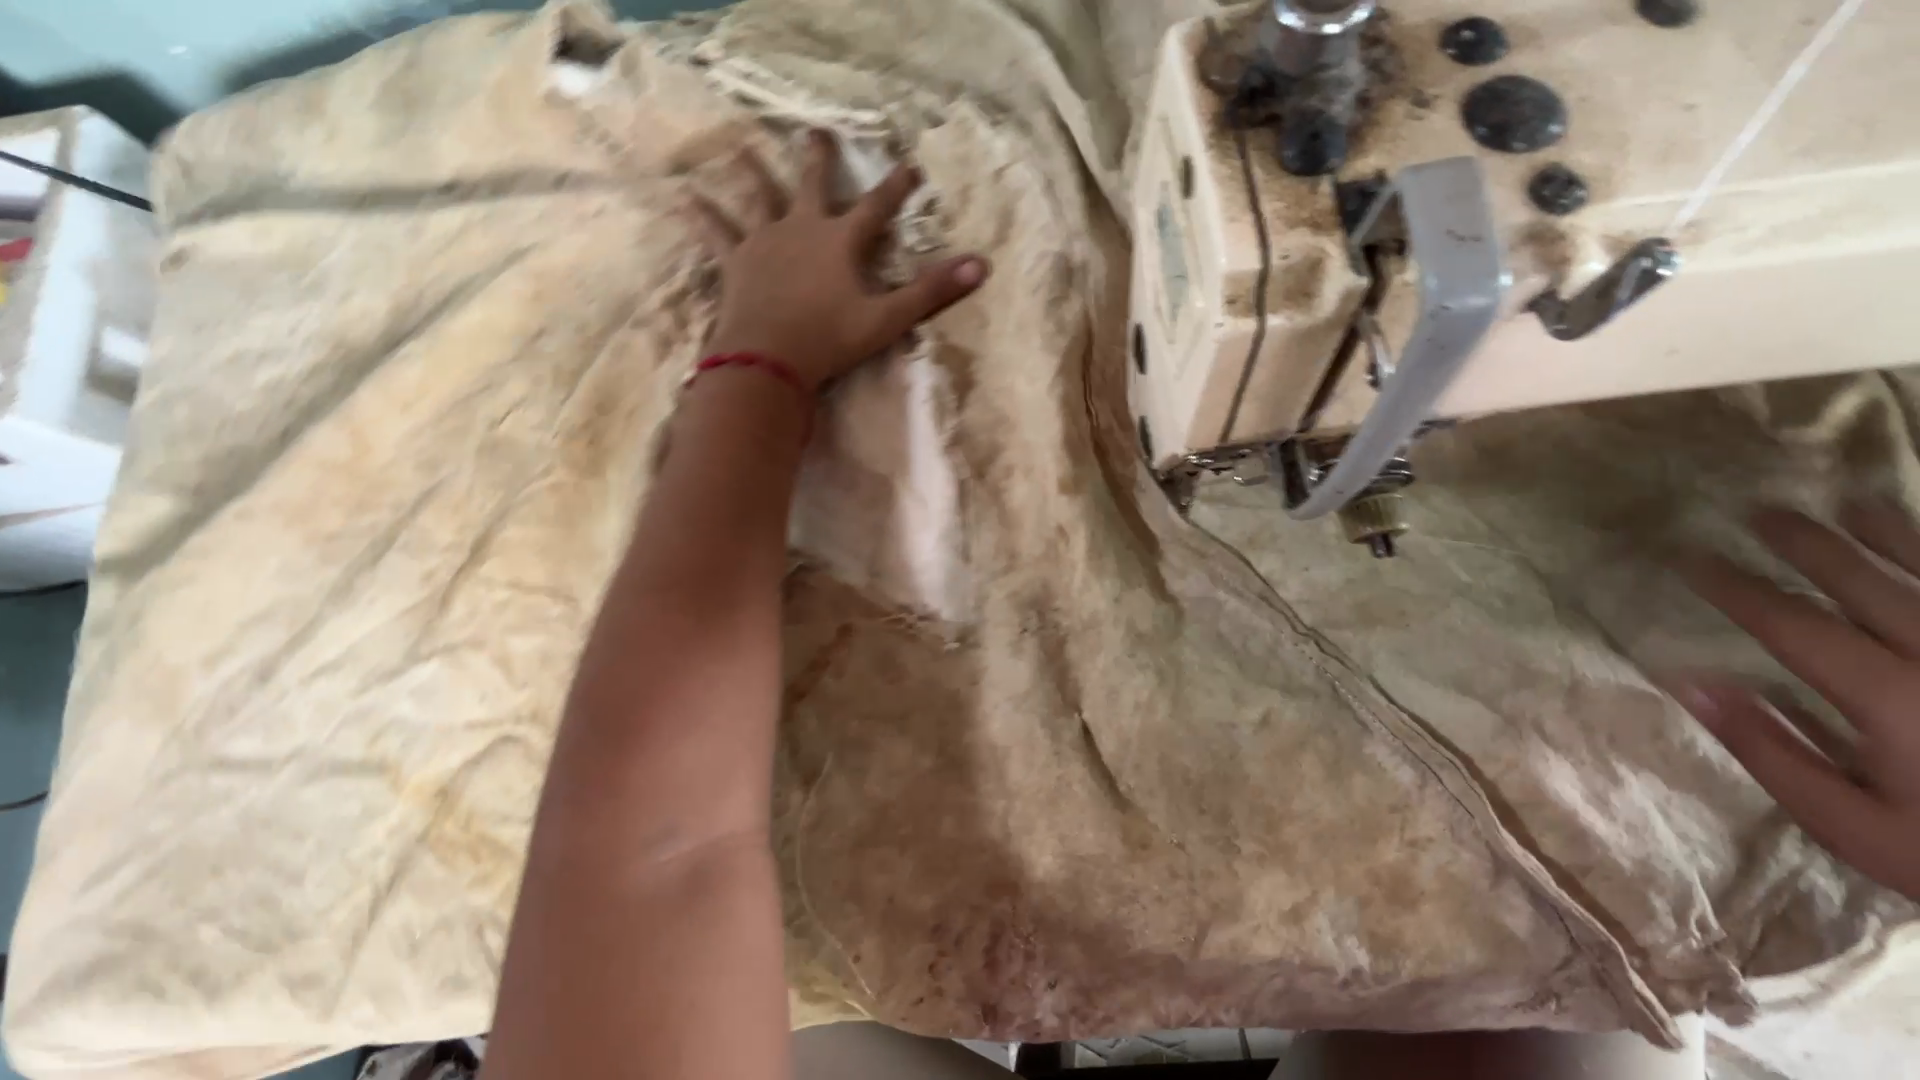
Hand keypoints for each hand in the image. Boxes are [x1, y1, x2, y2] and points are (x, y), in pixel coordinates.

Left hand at [688, 130, 989, 390]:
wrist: (767, 360)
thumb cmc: (829, 341)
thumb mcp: (887, 319)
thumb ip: (931, 292)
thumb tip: (980, 266)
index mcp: (841, 241)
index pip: (877, 207)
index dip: (896, 187)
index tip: (910, 166)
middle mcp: (802, 228)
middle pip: (812, 185)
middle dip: (818, 159)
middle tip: (815, 133)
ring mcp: (764, 242)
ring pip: (758, 197)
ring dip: (750, 172)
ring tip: (738, 148)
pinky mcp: (734, 262)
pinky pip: (715, 233)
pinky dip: (700, 216)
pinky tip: (683, 198)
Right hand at [1674, 502, 1919, 901]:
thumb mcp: (1849, 824)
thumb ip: (1770, 750)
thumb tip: (1693, 684)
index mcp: (1889, 699)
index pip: (1793, 626)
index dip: (1737, 589)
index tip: (1692, 560)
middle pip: (1865, 586)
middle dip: (1807, 545)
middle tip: (1761, 511)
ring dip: (1890, 536)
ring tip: (1852, 503)